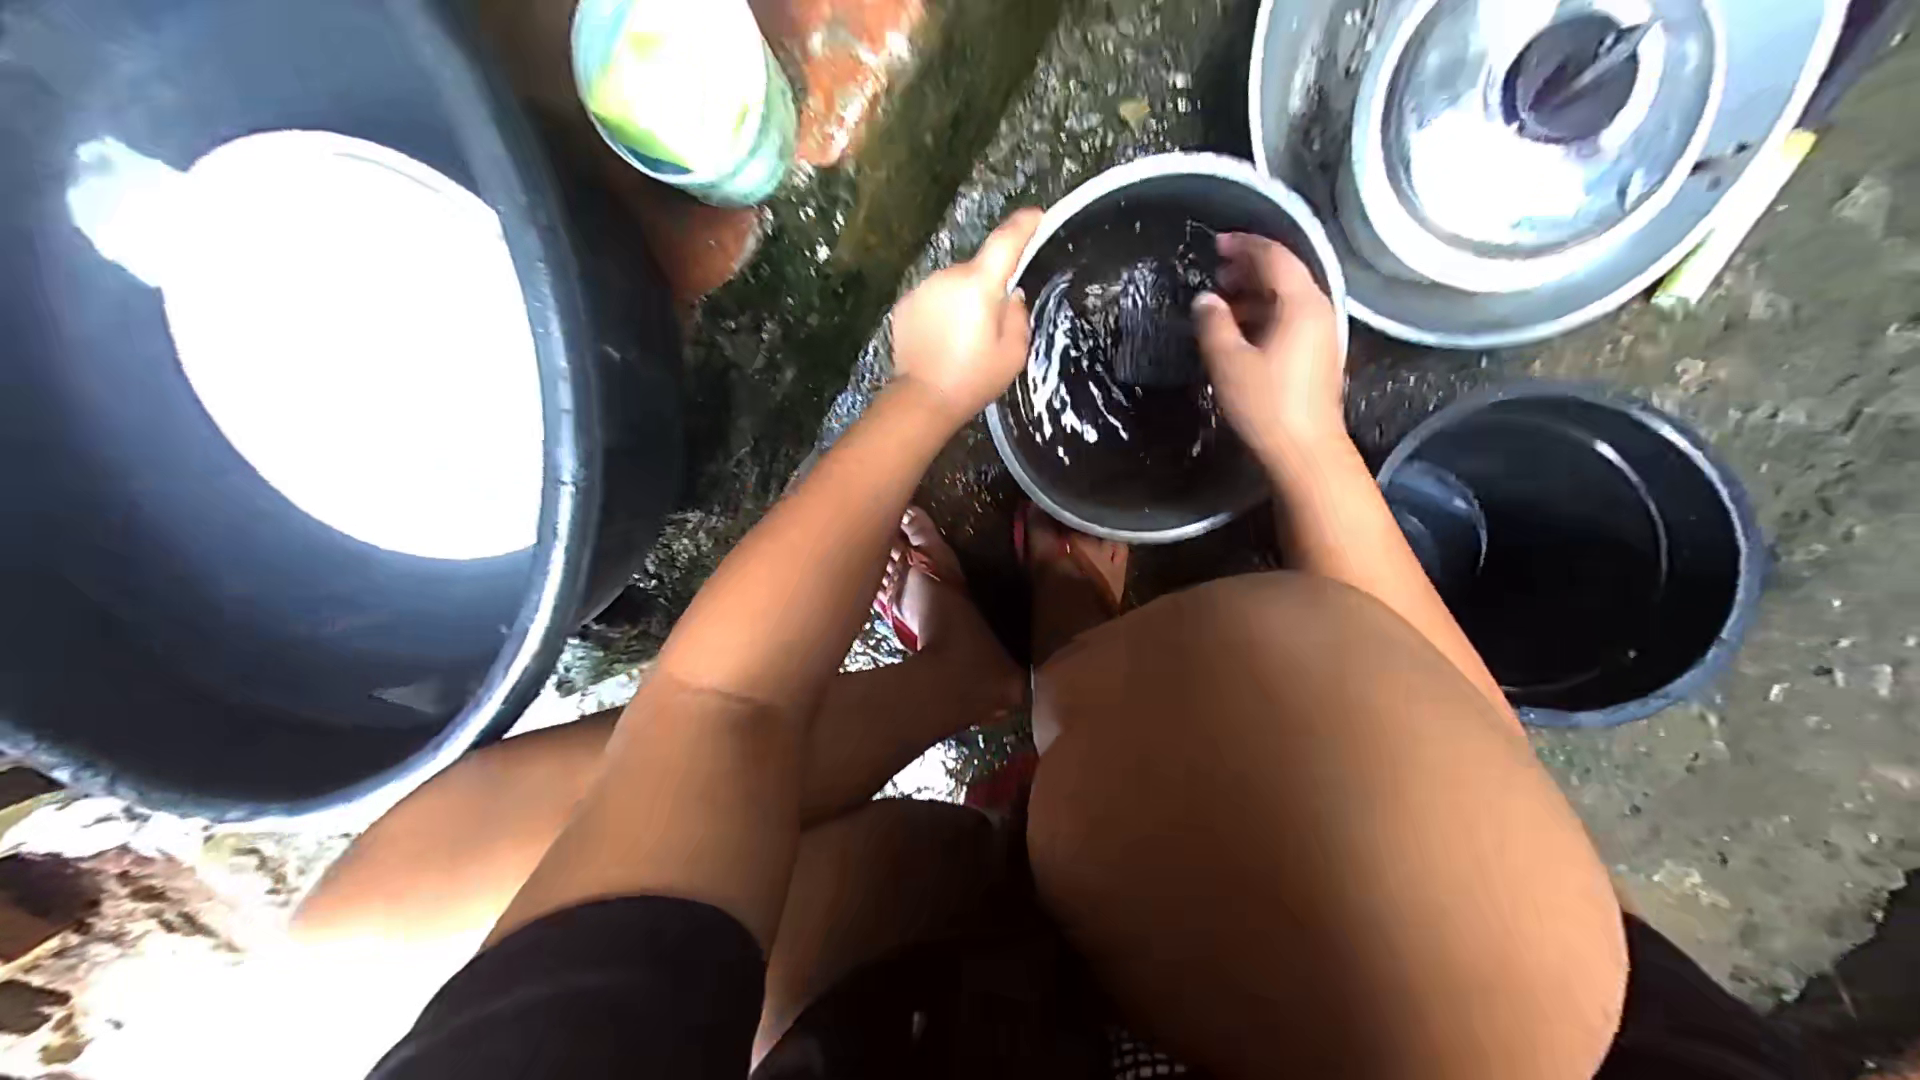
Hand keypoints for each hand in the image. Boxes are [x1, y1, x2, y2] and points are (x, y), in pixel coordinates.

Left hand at [888, 209, 1043, 425]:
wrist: (923, 399)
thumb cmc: (973, 379)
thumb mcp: (1013, 353)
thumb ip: (1017, 316)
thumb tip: (1010, 297)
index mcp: (980, 284)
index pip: (1006, 240)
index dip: (1024, 225)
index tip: (1036, 216)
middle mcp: (948, 276)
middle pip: (978, 270)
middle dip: (987, 290)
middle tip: (991, 327)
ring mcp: (922, 289)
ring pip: (953, 286)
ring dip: (962, 303)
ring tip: (963, 340)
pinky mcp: (904, 305)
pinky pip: (933, 300)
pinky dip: (941, 313)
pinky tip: (941, 342)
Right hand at [1192, 232, 1346, 469]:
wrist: (1304, 450)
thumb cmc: (1265, 404)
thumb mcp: (1228, 362)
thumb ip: (1213, 324)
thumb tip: (1205, 301)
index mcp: (1301, 304)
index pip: (1275, 257)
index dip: (1245, 246)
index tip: (1217, 243)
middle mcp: (1318, 311)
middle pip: (1284, 275)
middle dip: (1249, 268)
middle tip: (1217, 270)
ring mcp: (1320, 334)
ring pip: (1286, 299)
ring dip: (1254, 293)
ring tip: (1222, 300)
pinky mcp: (1314, 355)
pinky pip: (1288, 319)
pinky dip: (1263, 314)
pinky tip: (1239, 329)